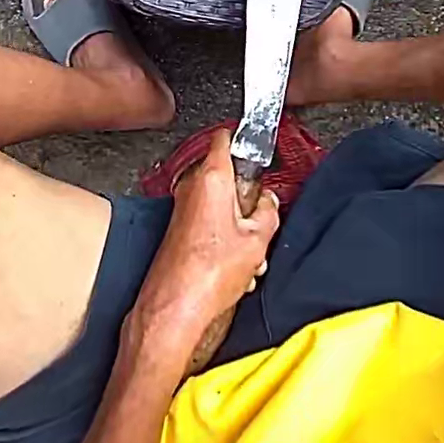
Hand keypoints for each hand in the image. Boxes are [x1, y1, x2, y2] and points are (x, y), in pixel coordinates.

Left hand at [127, 128, 279, 352]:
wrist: (174, 305)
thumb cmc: (207, 273)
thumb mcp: (257, 240)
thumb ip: (268, 211)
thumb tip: (269, 201)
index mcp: (212, 177)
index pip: (225, 137)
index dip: (243, 137)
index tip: (256, 143)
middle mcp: (193, 185)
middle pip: (227, 174)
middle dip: (246, 194)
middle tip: (259, 216)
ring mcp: (184, 205)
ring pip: (220, 201)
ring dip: (237, 221)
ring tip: (248, 251)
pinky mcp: (181, 226)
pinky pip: (210, 220)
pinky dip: (224, 236)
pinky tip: (234, 264)